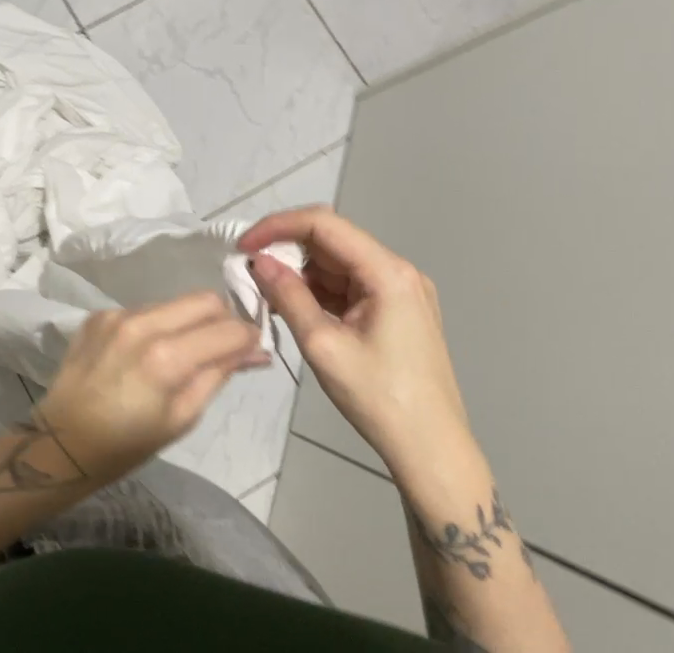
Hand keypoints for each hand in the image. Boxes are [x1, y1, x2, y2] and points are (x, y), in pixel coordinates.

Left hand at [33, 291, 265, 482]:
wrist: (63, 440)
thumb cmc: (128, 442)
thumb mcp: (183, 417)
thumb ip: (219, 375)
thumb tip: (257, 350)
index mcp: (166, 357)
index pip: (228, 327)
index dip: (248, 337)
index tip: (252, 350)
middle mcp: (141, 324)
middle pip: (203, 299)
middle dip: (222, 319)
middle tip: (222, 348)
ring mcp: (116, 315)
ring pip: (172, 303)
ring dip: (187, 322)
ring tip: (181, 356)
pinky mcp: (98, 315)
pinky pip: (143, 310)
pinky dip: (156, 326)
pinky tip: (146, 354)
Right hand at [239, 207, 476, 482]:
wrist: (430, 448)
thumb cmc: (378, 397)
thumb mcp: (323, 345)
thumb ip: (288, 296)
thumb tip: (258, 262)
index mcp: (388, 273)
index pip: (324, 224)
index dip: (278, 226)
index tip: (243, 246)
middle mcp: (398, 272)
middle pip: (332, 241)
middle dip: (286, 249)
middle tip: (249, 271)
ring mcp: (400, 292)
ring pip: (337, 264)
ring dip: (299, 272)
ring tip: (264, 293)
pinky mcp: (395, 311)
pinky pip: (347, 286)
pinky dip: (316, 290)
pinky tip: (291, 307)